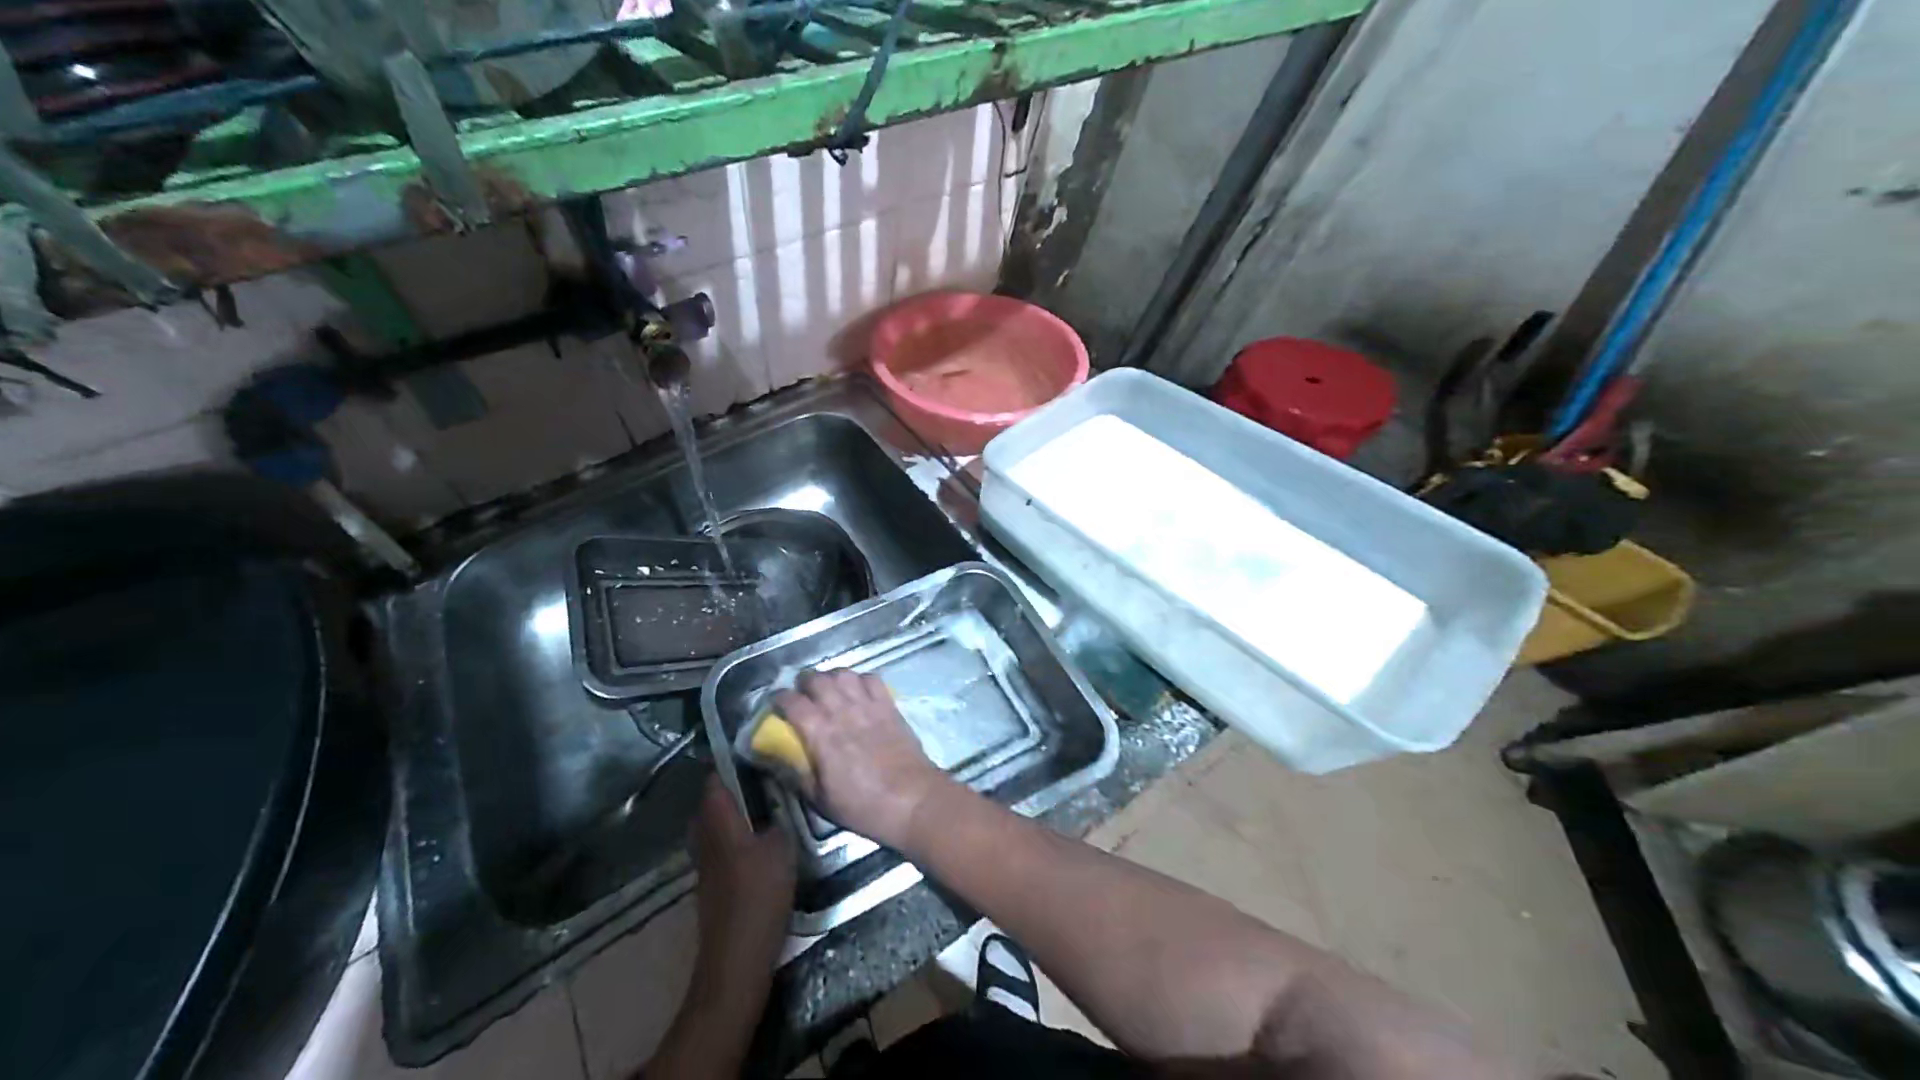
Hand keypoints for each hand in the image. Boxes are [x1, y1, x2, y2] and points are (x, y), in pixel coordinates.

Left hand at [690, 775, 793, 977]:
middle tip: (772, 776)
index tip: (760, 749)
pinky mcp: (715, 883)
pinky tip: (766, 841)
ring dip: (741, 813)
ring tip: (774, 805)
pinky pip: (725, 845)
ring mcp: (706, 863)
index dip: (733, 760)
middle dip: (739, 786)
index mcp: (717, 822)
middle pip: (715, 801)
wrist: (736, 960)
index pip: (715, 779)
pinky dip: (741, 836)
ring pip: (720, 825)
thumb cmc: (759, 897)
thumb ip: (780, 818)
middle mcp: (705, 837)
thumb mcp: (782, 848)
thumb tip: (780, 800)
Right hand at [774, 669, 957, 849]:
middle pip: (817, 679)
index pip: (792, 702)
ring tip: (829, 688)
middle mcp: (842, 711)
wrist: (911, 799)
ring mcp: (868, 705)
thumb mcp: (819, 799)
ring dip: (831, 676)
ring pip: (843, 673)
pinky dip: (860, 679)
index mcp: (821, 734)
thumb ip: (795, 774)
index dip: (779, 698)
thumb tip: (773, 758)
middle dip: (804, 682)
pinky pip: (872, 678)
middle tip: (802, 693)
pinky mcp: (889, 705)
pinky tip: (858, 690)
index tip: (776, 703)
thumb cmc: (863, 805)